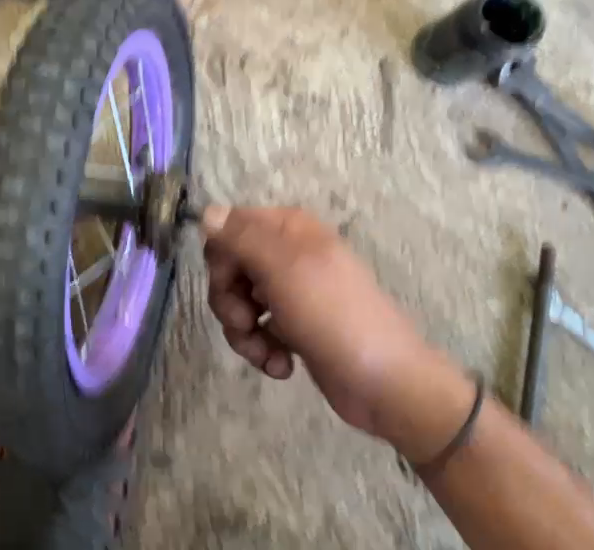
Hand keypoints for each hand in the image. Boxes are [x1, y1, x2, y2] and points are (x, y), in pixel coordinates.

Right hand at [201, 205, 457, 446]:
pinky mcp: (295, 328)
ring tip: (264, 353)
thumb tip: (207, 211)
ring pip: (239, 302)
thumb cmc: (333, 316)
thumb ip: (240, 236)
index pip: (228, 228)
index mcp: (288, 228)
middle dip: (229, 300)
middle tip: (246, 322)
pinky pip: (258, 330)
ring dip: (243, 332)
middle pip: (229, 268)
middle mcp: (288, 253)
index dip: (221, 260)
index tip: (230, 285)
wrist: (386, 383)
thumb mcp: (283, 267)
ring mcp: (292, 292)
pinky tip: (280, 365)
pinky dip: (261, 348)